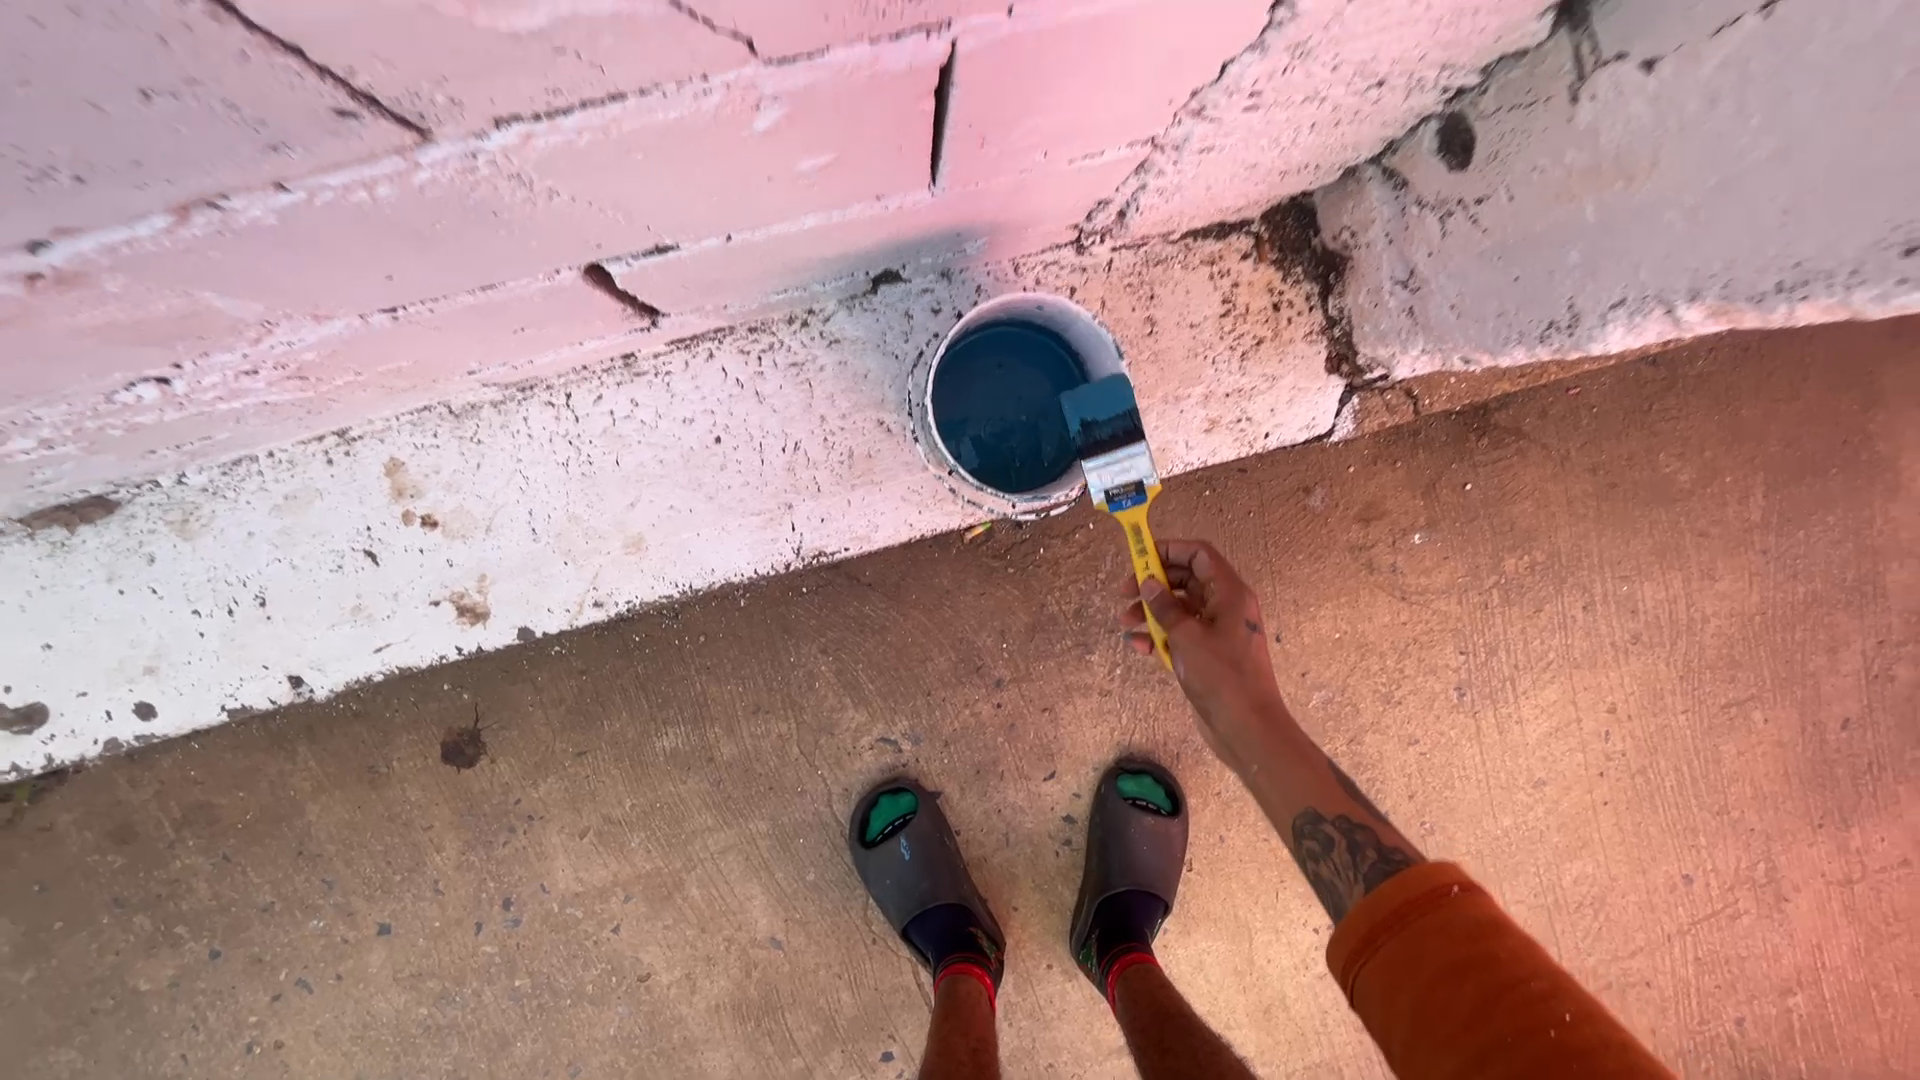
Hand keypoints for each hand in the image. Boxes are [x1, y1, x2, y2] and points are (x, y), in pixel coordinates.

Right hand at [1118, 540, 1290, 769]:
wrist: (1246, 727)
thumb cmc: (1221, 676)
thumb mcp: (1187, 636)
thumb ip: (1165, 606)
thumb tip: (1148, 582)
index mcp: (1229, 593)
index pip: (1199, 555)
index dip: (1170, 550)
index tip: (1139, 556)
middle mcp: (1225, 606)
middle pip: (1185, 580)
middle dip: (1153, 584)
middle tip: (1124, 592)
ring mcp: (1216, 631)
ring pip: (1179, 608)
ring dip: (1150, 612)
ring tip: (1124, 622)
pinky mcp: (1207, 654)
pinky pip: (1179, 635)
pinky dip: (1158, 636)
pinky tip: (1138, 646)